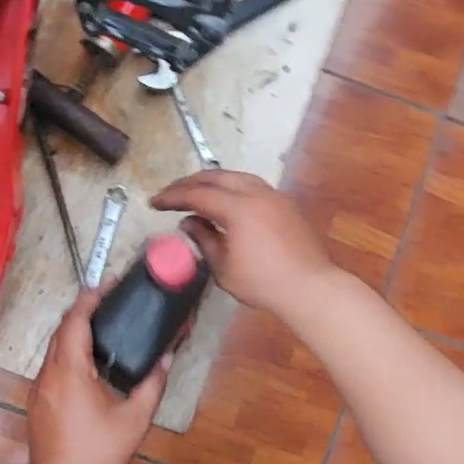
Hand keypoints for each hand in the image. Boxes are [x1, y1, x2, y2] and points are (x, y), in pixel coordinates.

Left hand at [23, 287, 168, 463]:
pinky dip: (69, 355)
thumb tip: (167, 358)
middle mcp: (48, 373)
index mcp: (69, 371)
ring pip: (55, 349)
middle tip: (112, 303)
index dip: (91, 298)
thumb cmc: (98, 454)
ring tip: (105, 329)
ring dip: (75, 334)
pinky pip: (52, 367)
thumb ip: (152, 384)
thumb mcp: (134, 420)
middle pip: (62, 330)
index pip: (75, 320)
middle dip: (84, 311)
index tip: (110, 285)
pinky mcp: (37, 402)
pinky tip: (90, 365)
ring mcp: (39, 388)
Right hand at [151, 170, 335, 315]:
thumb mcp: (223, 267)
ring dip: (212, 182)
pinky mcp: (284, 204)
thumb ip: (204, 239)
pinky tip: (225, 201)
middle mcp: (256, 193)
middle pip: (216, 177)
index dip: (173, 197)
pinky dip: (232, 188)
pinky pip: (252, 186)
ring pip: (237, 177)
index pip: (198, 194)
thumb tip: (188, 222)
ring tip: (195, 192)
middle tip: (170, 193)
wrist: (308, 286)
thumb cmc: (261, 283)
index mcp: (238, 208)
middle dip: (190, 183)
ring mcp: (273, 196)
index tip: (154, 202)